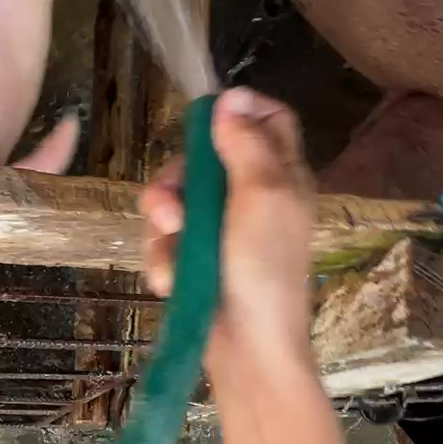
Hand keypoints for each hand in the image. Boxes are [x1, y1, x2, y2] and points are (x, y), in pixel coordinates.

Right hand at [139, 87, 317, 383]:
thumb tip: (229, 97)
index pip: (267, 120)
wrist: (246, 346)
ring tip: (169, 253)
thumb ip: (245, 145)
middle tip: (167, 206)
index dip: (237, 111)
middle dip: (176, 182)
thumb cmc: (263, 270)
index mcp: (280, 177)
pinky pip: (164, 244)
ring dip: (162, 229)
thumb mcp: (261, 197)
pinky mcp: (194, 263)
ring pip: (174, 205)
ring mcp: (219, 233)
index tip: (203, 119)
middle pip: (203, 162)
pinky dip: (162, 261)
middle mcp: (250, 199)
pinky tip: (168, 282)